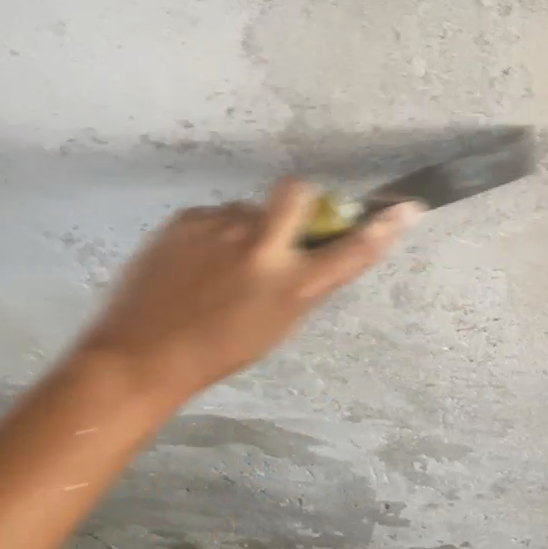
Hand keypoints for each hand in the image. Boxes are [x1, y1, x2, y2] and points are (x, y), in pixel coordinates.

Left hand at [73, 179, 419, 403]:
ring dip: (247, 229)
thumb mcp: (279, 326)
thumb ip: (306, 284)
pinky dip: (214, 236)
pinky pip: (215, 217)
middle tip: (285, 224)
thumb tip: (319, 250)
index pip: (351, 251)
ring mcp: (219, 229)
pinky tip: (194, 266)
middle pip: (296, 192)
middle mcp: (261, 248)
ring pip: (249, 210)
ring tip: (218, 268)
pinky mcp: (185, 220)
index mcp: (291, 285)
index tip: (408, 208)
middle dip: (301, 199)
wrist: (140, 356)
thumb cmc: (218, 352)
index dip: (383, 229)